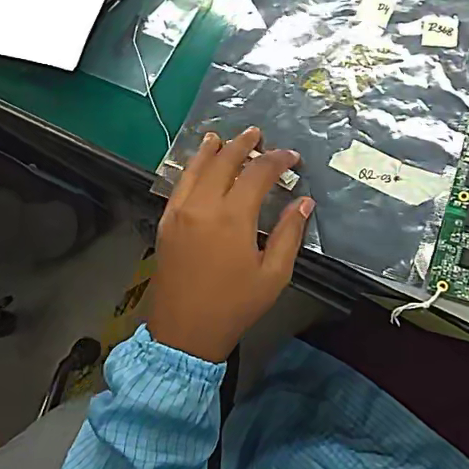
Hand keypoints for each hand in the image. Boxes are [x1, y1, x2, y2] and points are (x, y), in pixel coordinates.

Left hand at [149, 127, 313, 363]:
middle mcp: (202, 206)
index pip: (257, 173)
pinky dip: (191, 167)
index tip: (292, 158)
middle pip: (224, 162)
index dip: (277, 161)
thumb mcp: (274, 275)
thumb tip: (302, 202)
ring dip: (214, 150)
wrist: (184, 333)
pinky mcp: (166, 222)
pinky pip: (179, 184)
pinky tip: (198, 163)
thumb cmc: (234, 306)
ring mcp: (179, 212)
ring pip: (196, 168)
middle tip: (258, 135)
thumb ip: (289, 234)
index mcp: (232, 218)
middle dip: (244, 145)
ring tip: (226, 137)